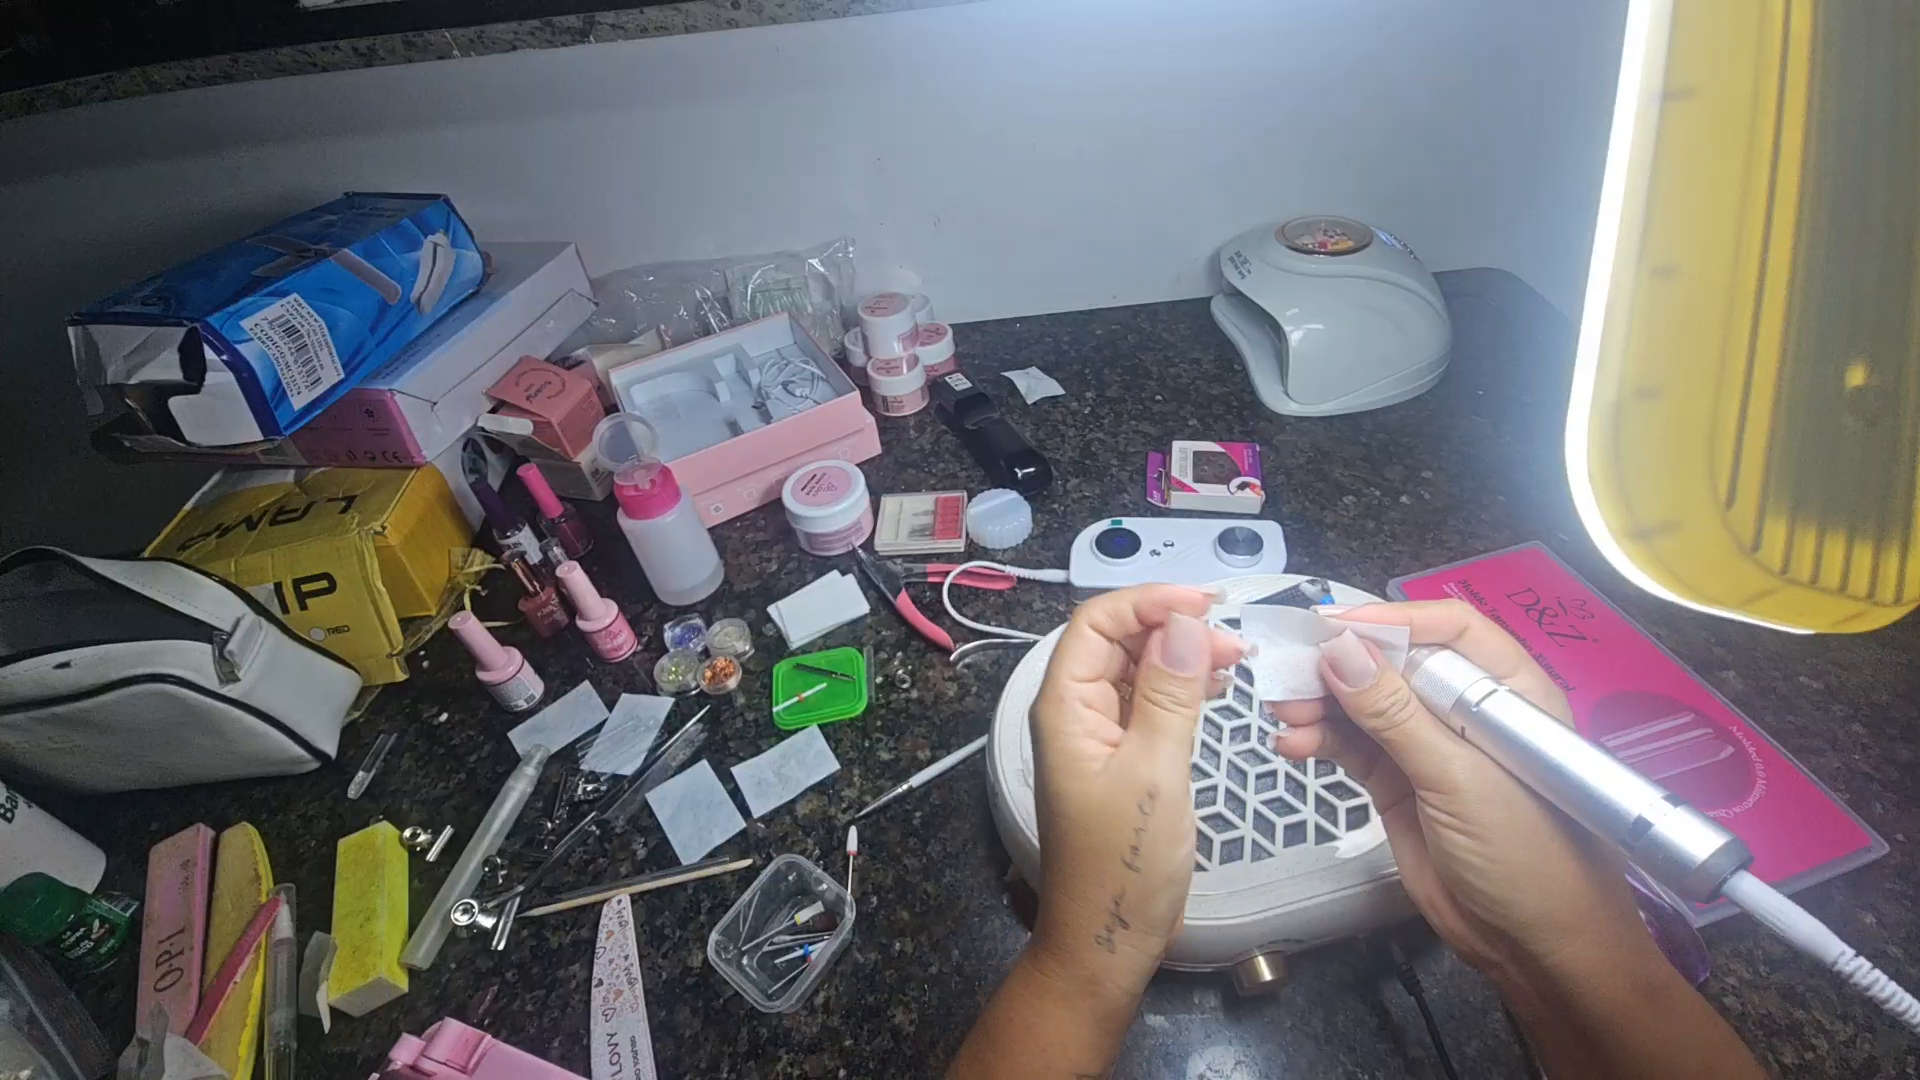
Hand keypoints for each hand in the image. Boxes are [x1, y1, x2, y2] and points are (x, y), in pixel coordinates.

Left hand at [1026, 585, 1248, 994]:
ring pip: (1134, 669)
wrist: (1107, 940)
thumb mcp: (1155, 772)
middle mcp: (1074, 709)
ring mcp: (1096, 732)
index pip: (1096, 623)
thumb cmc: (1124, 864)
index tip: (1205, 602)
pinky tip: (1213, 685)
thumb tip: (1182, 624)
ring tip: (1232, 659)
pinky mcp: (1119, 753)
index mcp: (1065, 704)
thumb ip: (1169, 694)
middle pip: (1116, 641)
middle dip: (1170, 627)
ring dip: (1179, 655)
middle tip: (1231, 640)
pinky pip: (1145, 701)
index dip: (1147, 602)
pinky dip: (1179, 686)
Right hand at [1264, 600, 1646, 982]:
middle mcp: (1462, 709)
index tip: (1329, 626)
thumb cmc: (1527, 858)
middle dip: (1338, 666)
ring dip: (1318, 704)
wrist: (1534, 954)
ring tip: (1282, 714)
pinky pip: (1348, 744)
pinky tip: (1292, 746)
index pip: (1448, 629)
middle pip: (1390, 663)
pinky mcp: (1394, 778)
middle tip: (1287, 671)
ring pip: (1360, 703)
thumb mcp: (1459, 779)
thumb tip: (1336, 649)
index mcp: (1505, 694)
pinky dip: (1317, 739)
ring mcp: (1425, 744)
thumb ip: (1395, 713)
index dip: (1389, 620)